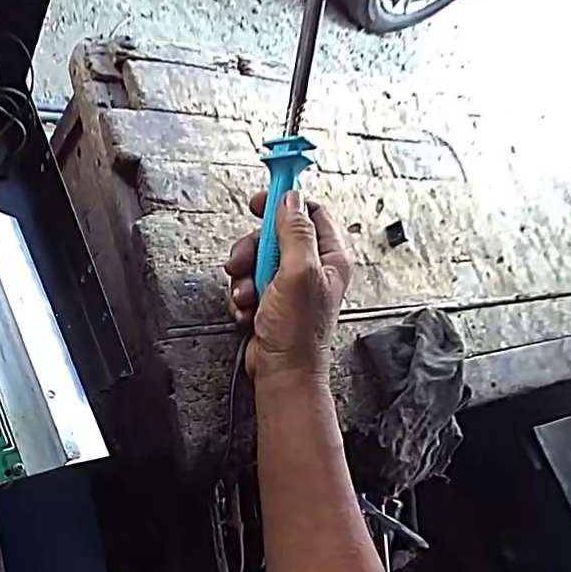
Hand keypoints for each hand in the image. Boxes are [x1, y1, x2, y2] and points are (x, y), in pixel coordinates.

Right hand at [225, 190, 353, 382]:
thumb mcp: (298, 272)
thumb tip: (290, 199)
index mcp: (328, 257)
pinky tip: (248, 312)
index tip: (259, 201)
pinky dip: (242, 298)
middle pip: (274, 237)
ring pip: (256, 262)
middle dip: (252, 250)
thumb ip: (295, 232)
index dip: (283, 203)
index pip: (309, 213)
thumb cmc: (298, 333)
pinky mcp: (269, 303)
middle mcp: (310, 269)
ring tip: (248, 297)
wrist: (282, 372)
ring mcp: (288, 287)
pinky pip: (248, 285)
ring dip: (244, 279)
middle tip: (243, 262)